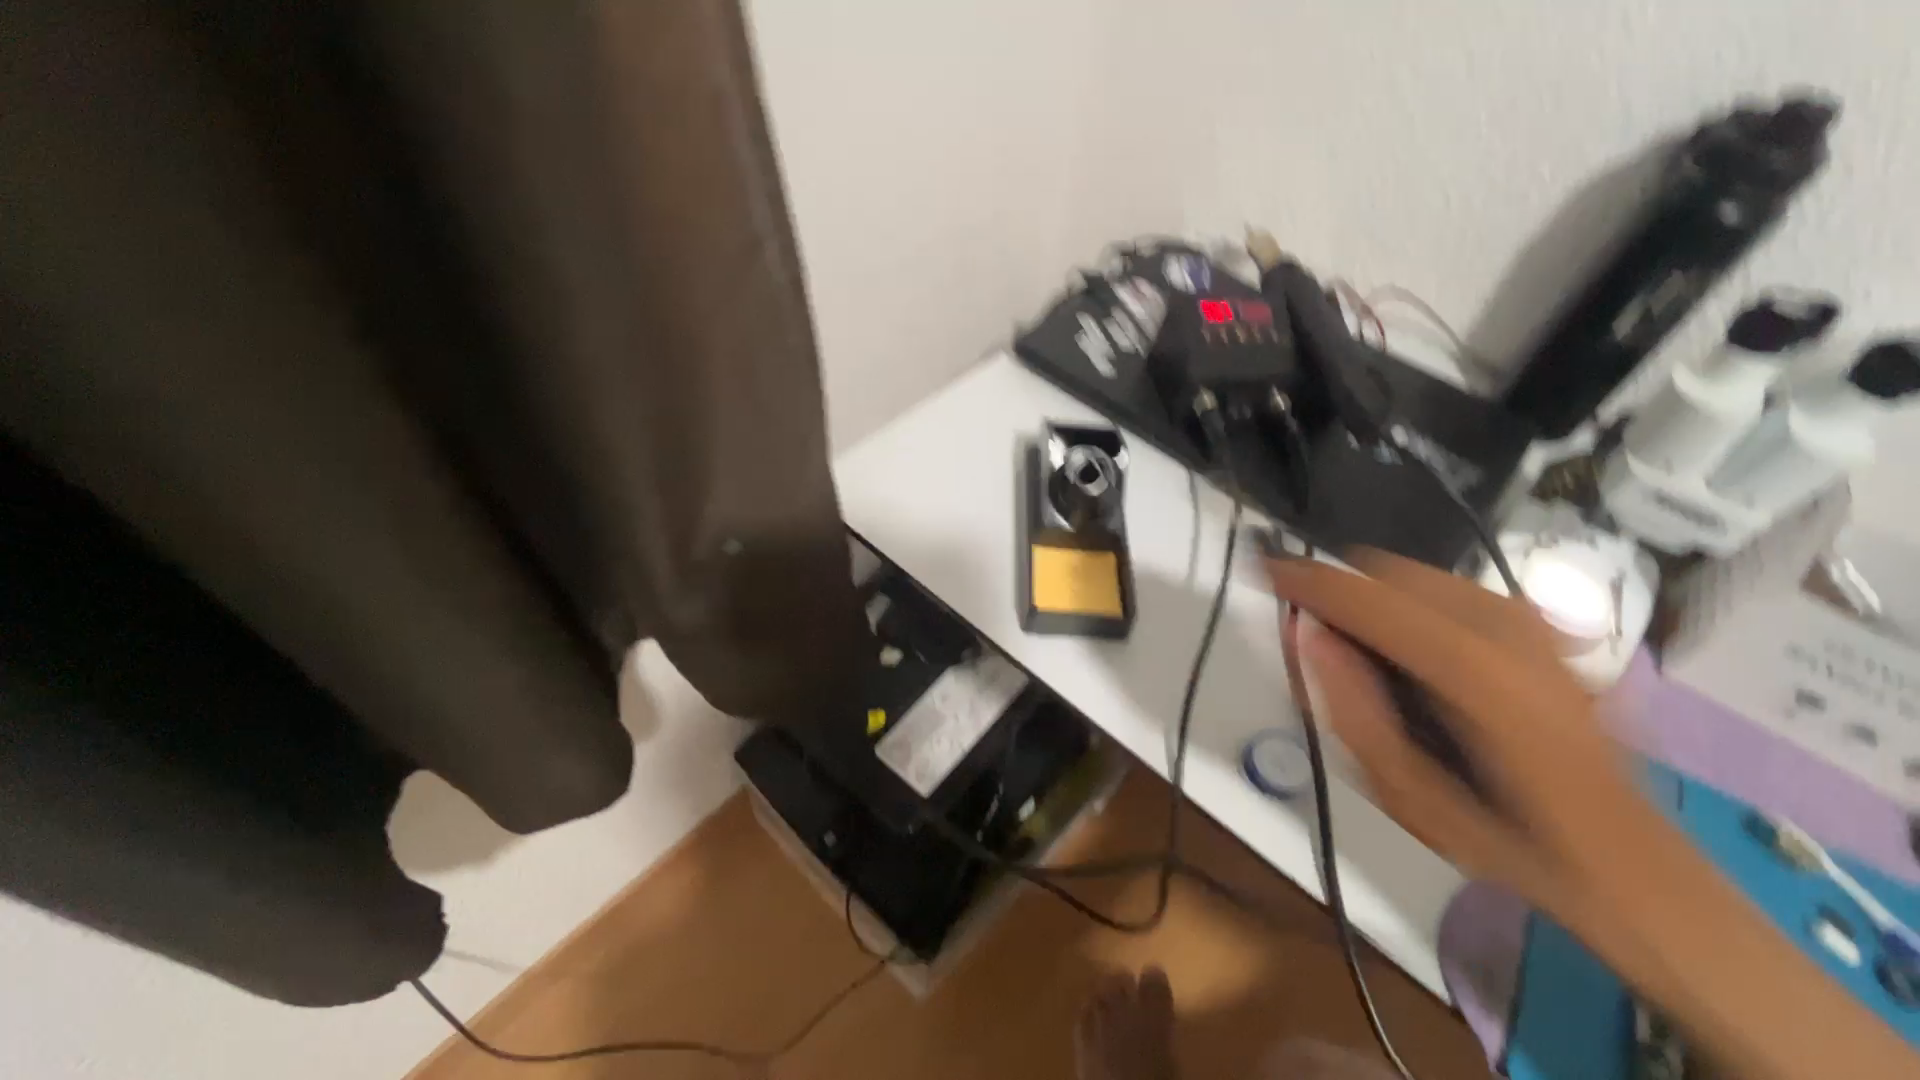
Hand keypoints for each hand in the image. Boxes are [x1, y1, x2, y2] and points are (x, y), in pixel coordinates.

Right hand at [1264, 548, 1666, 930]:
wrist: (1620, 860)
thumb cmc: (1502, 839)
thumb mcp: (1405, 794)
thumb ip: (1351, 709)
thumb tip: (1308, 635)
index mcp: (1475, 674)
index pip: (1373, 600)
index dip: (1312, 580)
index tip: (1265, 569)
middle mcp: (1510, 631)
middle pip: (1397, 572)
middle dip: (1344, 585)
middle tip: (1309, 626)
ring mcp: (1536, 626)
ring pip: (1428, 575)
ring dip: (1378, 592)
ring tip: (1352, 638)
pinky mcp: (1548, 631)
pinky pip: (1459, 590)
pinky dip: (1417, 601)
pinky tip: (1409, 646)